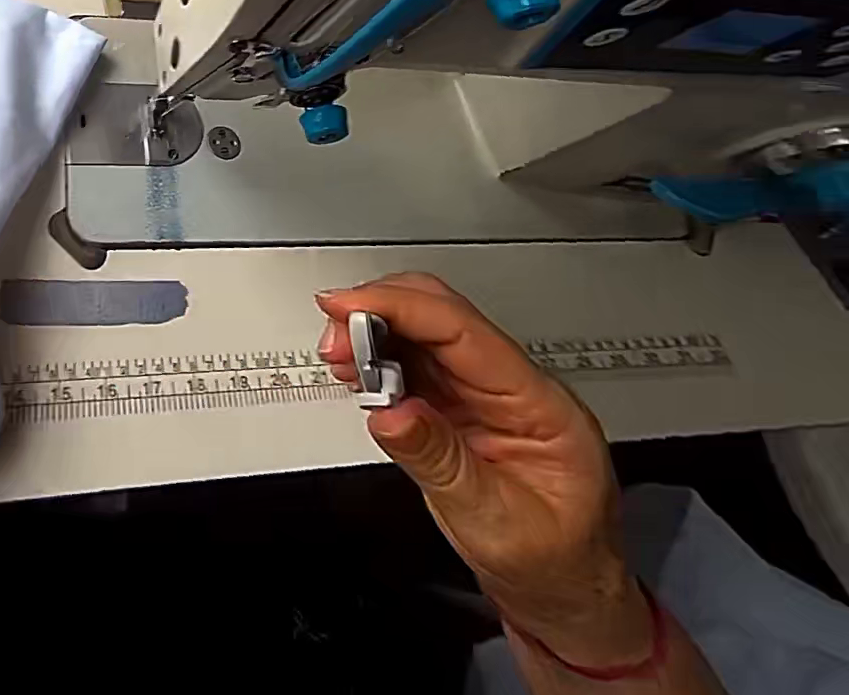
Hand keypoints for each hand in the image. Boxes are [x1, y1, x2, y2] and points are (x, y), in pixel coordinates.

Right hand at [315, 273, 652, 669]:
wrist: (560, 588)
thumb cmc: (550, 560)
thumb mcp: (496, 522)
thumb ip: (438, 460)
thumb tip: (389, 411)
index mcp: (538, 406)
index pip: (461, 330)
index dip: (397, 307)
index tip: (343, 306)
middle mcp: (506, 385)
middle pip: (437, 310)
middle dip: (375, 309)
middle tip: (335, 338)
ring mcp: (474, 386)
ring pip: (413, 324)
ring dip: (364, 329)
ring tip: (340, 361)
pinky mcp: (445, 394)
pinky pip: (400, 351)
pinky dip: (366, 350)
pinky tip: (352, 371)